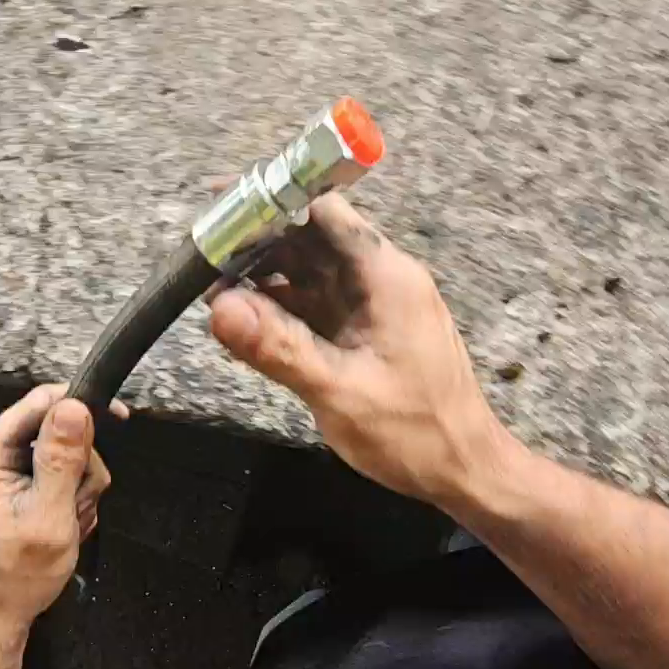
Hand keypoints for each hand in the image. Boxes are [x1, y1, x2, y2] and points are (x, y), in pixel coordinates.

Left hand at [0, 385, 118, 640]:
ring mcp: (0, 472)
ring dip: (78, 488)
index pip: (40, 402)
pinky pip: (57, 475)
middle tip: (74, 505)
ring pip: (64, 454)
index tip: (116, 417)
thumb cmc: (12, 578)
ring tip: (67, 522)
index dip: (82, 406)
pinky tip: (63, 524)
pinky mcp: (12, 486)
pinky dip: (70, 499)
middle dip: (80, 467)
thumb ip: (61, 460)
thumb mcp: (47, 516)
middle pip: (57, 429)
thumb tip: (74, 407)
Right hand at [208, 194, 510, 507]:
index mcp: (386, 277)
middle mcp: (381, 280)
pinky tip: (247, 321)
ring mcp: (374, 306)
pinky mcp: (365, 331)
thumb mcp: (340, 392)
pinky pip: (316, 304)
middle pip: (311, 238)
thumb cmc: (415, 433)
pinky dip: (282, 308)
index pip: (323, 212)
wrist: (464, 469)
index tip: (219, 203)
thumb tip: (219, 307)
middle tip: (203, 256)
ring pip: (310, 272)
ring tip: (213, 290)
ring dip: (265, 277)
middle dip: (258, 242)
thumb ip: (279, 348)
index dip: (270, 199)